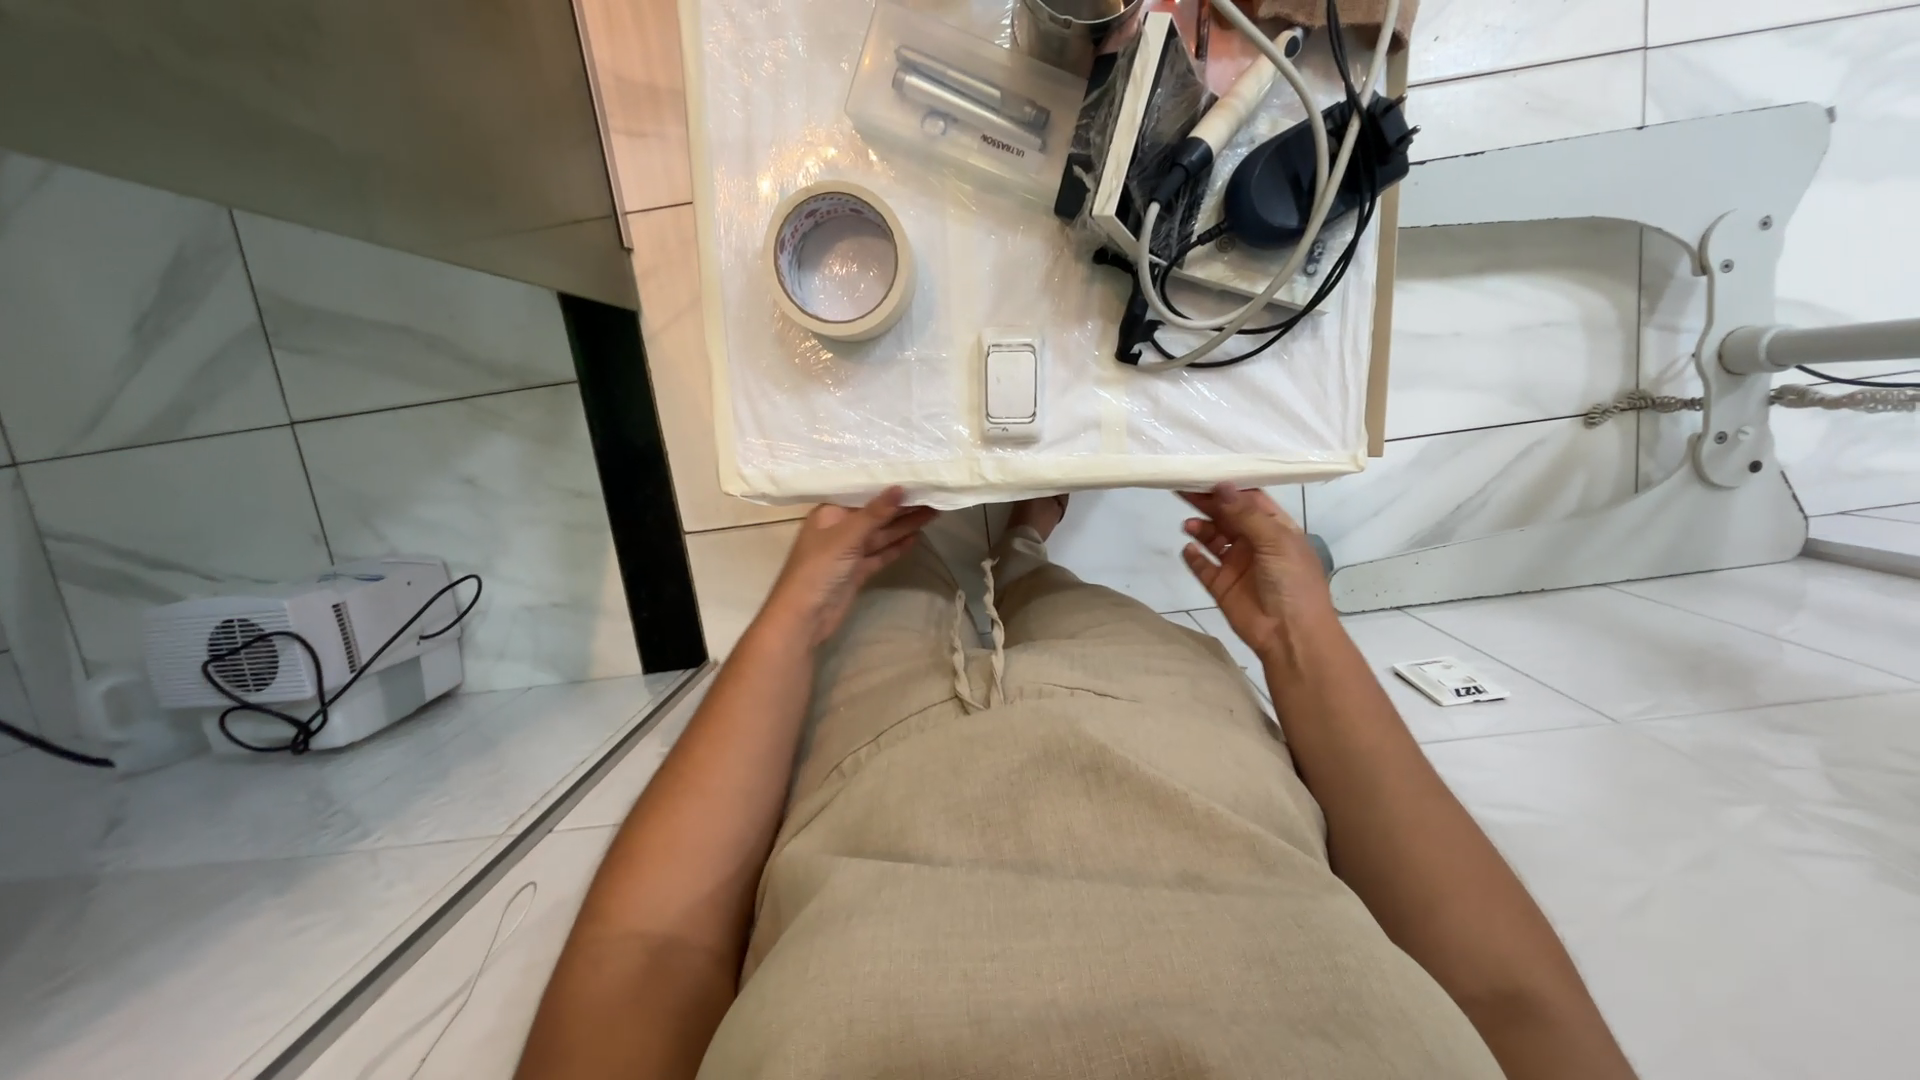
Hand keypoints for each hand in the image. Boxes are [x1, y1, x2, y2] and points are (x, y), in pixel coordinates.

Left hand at [760, 487, 938, 646]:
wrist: (805, 616)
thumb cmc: (819, 568)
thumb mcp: (847, 536)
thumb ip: (875, 513)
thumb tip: (900, 486)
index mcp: (830, 514)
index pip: (862, 494)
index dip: (887, 487)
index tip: (914, 476)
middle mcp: (839, 529)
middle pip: (875, 514)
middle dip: (901, 507)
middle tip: (932, 494)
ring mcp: (849, 552)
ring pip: (880, 535)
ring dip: (904, 525)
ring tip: (933, 512)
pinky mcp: (857, 571)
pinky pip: (880, 554)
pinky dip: (896, 547)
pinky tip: (916, 537)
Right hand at [1178, 483, 1335, 665]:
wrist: (1291, 635)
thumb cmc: (1292, 582)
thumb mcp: (1275, 541)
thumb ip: (1245, 513)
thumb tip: (1221, 485)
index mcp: (1275, 528)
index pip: (1249, 500)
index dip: (1228, 487)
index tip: (1205, 472)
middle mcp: (1255, 543)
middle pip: (1226, 516)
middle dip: (1206, 503)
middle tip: (1182, 488)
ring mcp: (1237, 564)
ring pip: (1213, 538)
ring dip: (1200, 528)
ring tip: (1189, 525)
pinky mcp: (1221, 585)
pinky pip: (1203, 566)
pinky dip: (1193, 556)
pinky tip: (1188, 549)